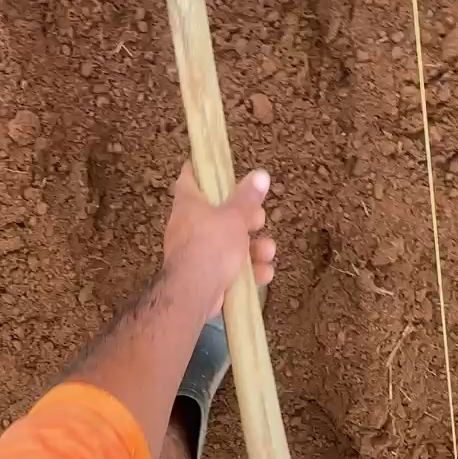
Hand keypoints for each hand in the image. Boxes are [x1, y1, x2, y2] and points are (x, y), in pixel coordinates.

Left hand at [161, 163, 276, 319]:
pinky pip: (232, 269)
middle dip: (246, 217)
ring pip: (231, 243)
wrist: (195, 293)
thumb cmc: (211, 245)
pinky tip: (264, 273)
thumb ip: (248, 198)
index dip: (205, 167)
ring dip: (254, 248)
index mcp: (190, 203)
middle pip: (221, 213)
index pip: (191, 176)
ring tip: (268, 250)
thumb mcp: (235, 217)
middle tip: (259, 219)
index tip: (222, 165)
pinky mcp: (208, 277)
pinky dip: (249, 271)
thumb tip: (260, 175)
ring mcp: (198, 253)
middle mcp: (190, 226)